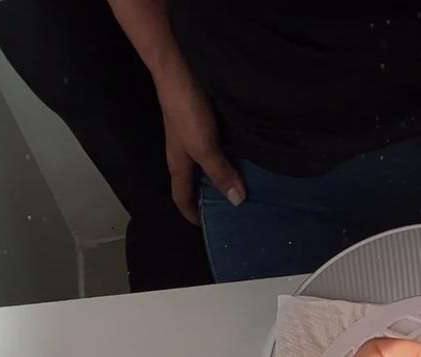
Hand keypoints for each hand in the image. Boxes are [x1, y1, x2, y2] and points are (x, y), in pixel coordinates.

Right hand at [155, 64, 243, 224]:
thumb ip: (220, 173)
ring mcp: (191, 135)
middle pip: (194, 182)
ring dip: (220, 175)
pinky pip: (214, 145)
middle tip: (229, 207)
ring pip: (205, 163)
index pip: (181, 197)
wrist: (180, 67)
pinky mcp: (201, 118)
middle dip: (207, 196)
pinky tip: (240, 154)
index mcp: (178, 165)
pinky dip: (225, 155)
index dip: (191, 213)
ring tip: (241, 184)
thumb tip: (237, 201)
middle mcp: (183, 152)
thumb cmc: (185, 110)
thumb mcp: (205, 148)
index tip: (204, 225)